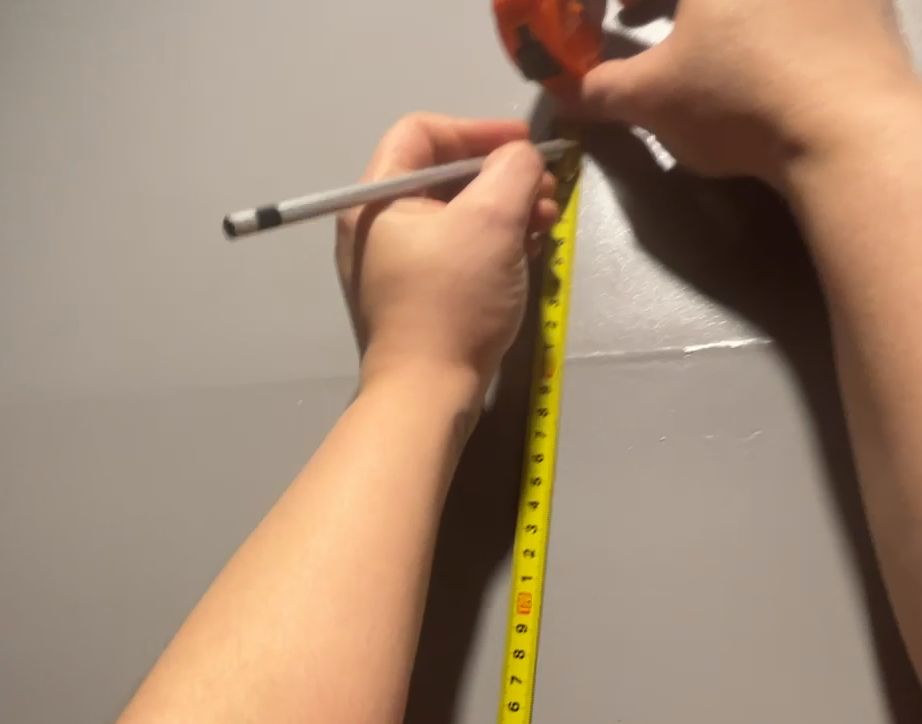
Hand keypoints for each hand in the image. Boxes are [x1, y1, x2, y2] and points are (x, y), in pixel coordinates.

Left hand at [337, 115, 559, 404]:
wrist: (428, 394)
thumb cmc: (454, 302)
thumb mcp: (493, 220)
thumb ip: (513, 169)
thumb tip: (519, 159)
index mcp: (375, 200)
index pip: (421, 133)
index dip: (477, 129)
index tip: (524, 147)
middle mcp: (375, 229)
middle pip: (443, 176)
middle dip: (501, 178)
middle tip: (546, 193)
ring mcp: (393, 269)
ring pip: (455, 218)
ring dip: (505, 214)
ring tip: (546, 227)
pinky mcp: (414, 300)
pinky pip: (455, 255)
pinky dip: (491, 248)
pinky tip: (527, 258)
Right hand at [571, 0, 921, 185]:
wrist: (847, 122)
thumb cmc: (735, 97)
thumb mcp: (651, 99)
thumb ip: (602, 90)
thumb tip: (568, 93)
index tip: (607, 14)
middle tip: (633, 14)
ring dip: (705, 3)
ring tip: (683, 33)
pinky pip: (791, 1)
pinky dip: (757, 12)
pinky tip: (747, 45)